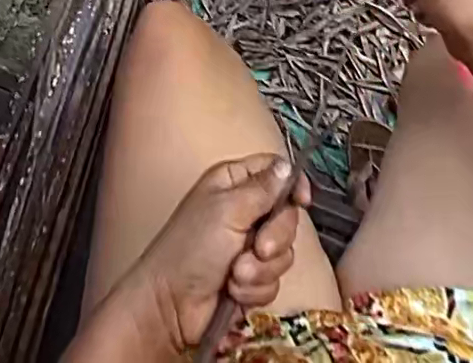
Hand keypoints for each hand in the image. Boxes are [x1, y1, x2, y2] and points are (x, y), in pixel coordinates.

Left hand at [95, 153, 310, 356]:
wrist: (171, 306)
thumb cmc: (190, 248)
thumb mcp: (228, 209)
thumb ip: (263, 188)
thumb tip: (286, 166)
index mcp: (234, 181)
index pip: (275, 170)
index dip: (292, 183)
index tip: (301, 200)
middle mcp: (244, 209)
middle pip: (286, 213)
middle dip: (275, 236)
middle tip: (257, 247)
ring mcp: (248, 244)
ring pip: (283, 250)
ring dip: (261, 268)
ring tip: (235, 273)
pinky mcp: (251, 276)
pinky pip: (274, 278)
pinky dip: (256, 287)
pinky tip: (234, 290)